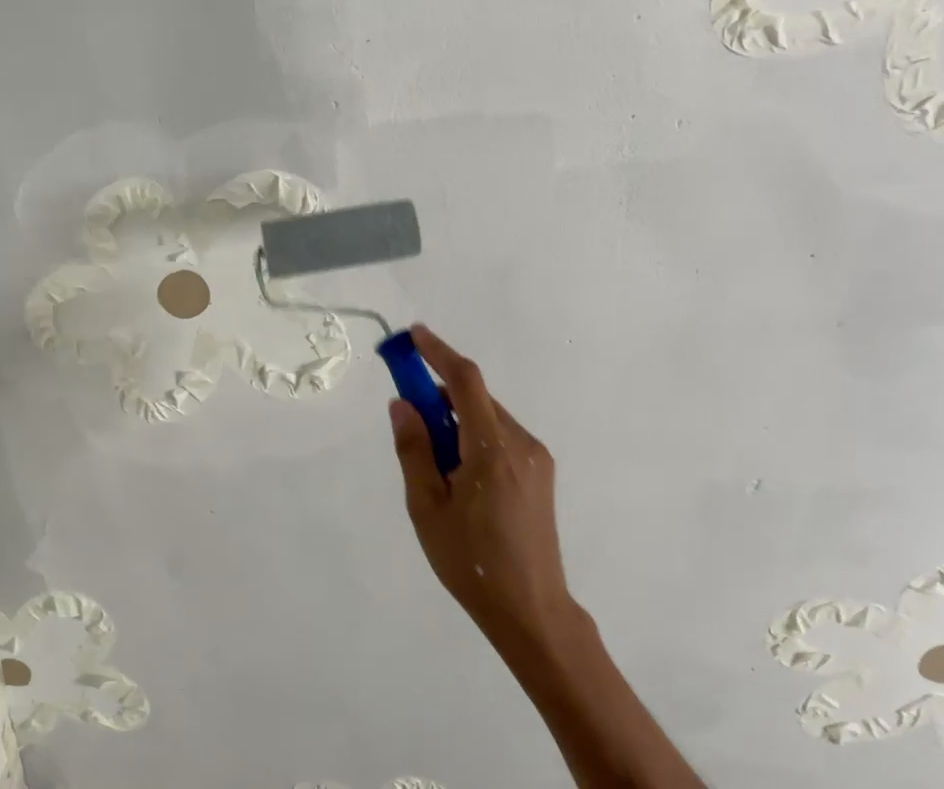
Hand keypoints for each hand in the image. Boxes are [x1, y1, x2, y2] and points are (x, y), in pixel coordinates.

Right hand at [390, 324, 578, 648]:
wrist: (530, 609)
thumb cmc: (470, 559)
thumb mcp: (426, 506)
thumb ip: (414, 449)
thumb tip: (402, 404)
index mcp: (492, 450)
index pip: (464, 381)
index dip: (437, 352)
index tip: (412, 336)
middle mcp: (522, 444)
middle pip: (475, 399)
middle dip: (438, 395)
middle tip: (407, 416)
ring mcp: (536, 459)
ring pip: (487, 419)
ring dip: (455, 421)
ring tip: (433, 467)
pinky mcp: (541, 474)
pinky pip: (500, 438)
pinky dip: (472, 439)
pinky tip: (458, 477)